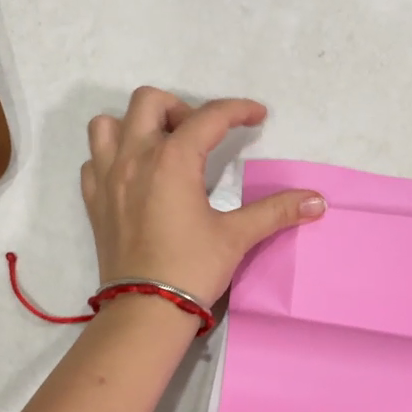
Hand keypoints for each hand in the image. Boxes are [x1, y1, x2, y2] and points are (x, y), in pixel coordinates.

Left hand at [83, 88, 325, 304]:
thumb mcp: (237, 237)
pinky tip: (133, 176)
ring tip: (159, 148)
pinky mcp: (94, 201)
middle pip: (149, 102)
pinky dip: (111, 156)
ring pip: (108, 124)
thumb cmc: (192, 268)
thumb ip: (276, 211)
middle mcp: (134, 157)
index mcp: (172, 160)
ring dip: (134, 125)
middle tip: (201, 136)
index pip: (208, 117)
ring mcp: (107, 177)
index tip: (257, 116)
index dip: (238, 110)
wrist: (146, 309)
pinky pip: (93, 160)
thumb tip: (318, 201)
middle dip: (179, 108)